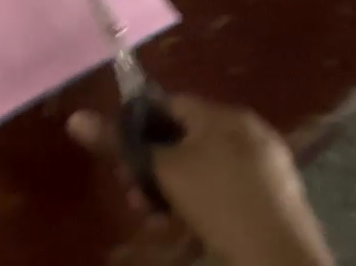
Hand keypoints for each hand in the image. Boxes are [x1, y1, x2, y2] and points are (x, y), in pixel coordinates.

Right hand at [67, 95, 333, 265]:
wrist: (282, 263)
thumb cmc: (218, 201)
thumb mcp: (161, 170)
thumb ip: (118, 141)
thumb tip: (74, 118)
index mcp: (226, 116)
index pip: (168, 104)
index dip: (138, 125)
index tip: (123, 153)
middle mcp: (249, 134)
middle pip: (183, 138)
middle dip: (152, 164)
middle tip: (133, 189)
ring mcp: (267, 168)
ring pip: (201, 167)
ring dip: (170, 187)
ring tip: (152, 213)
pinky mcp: (275, 201)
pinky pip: (224, 188)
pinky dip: (200, 201)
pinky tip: (184, 225)